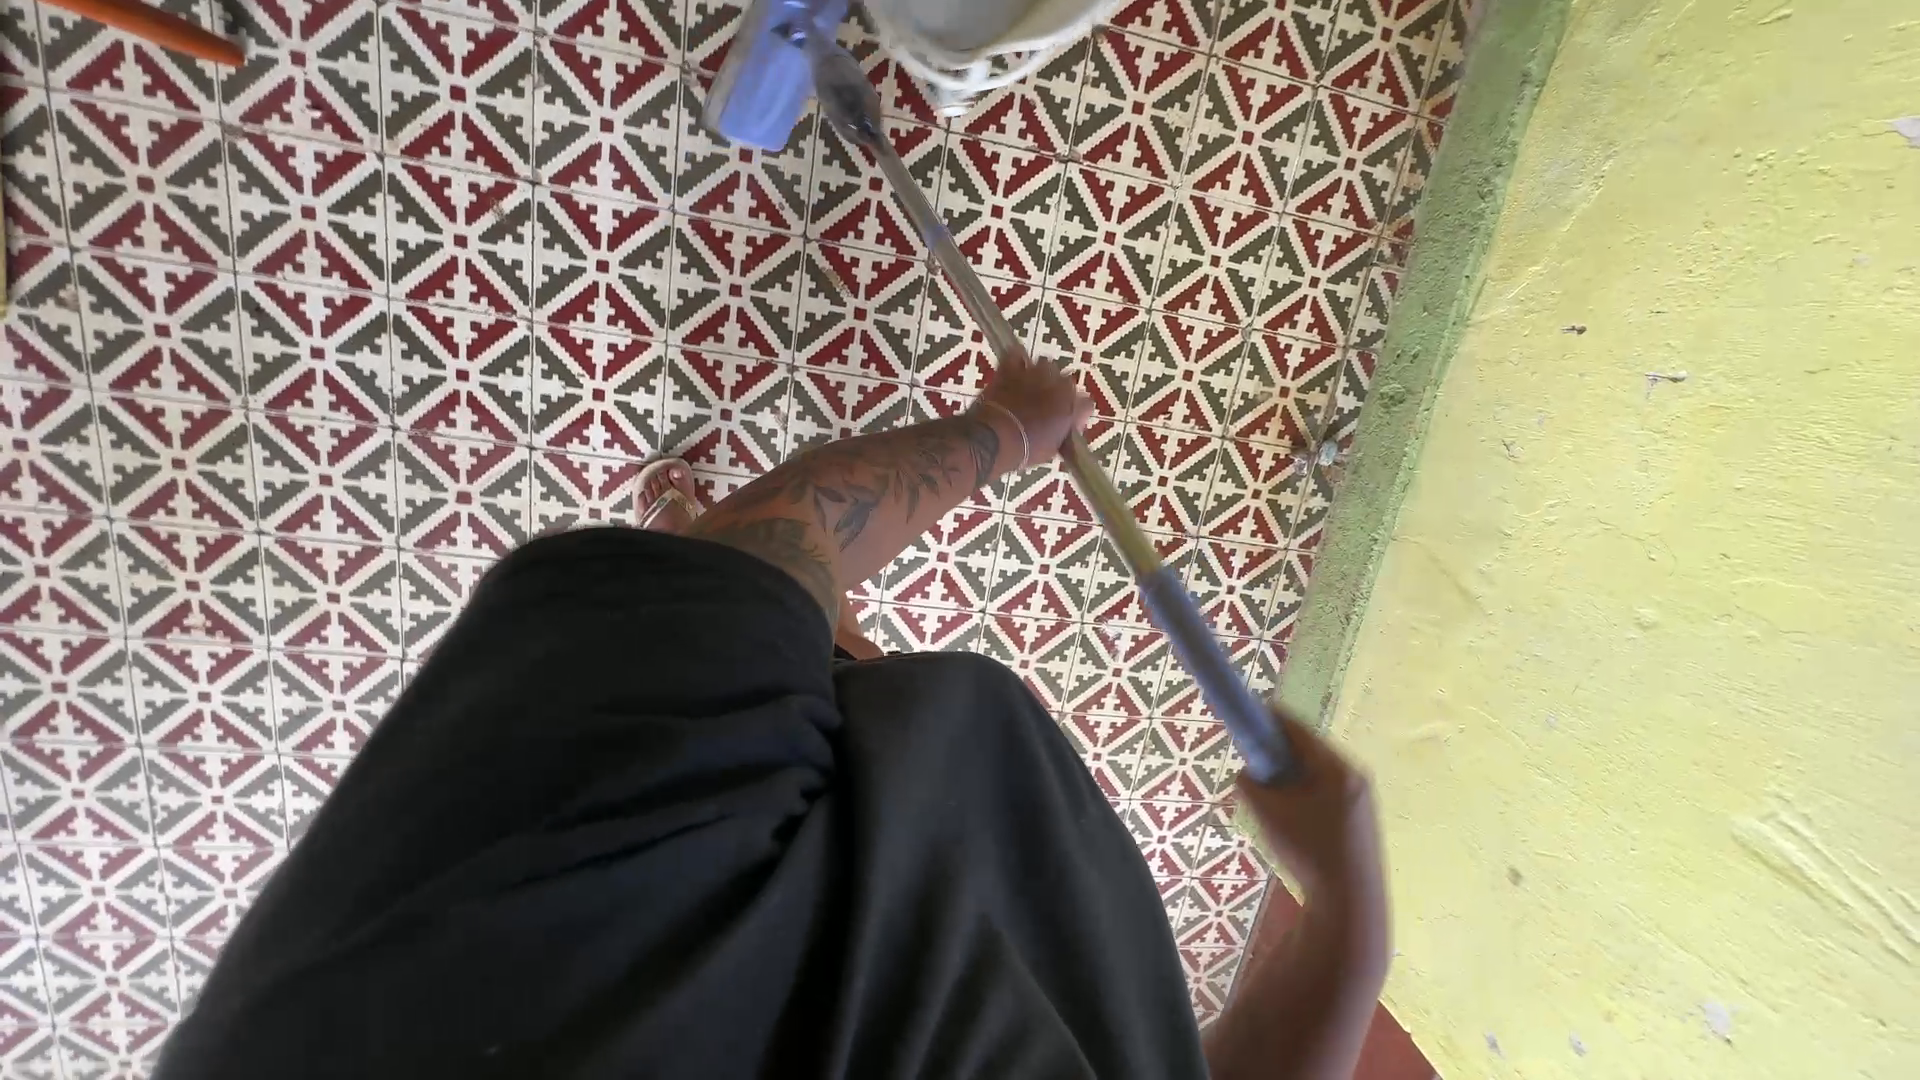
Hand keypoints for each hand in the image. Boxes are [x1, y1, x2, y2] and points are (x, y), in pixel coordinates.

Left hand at [974, 347, 1091, 470]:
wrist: (993, 439)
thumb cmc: (1024, 450)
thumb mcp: (1051, 449)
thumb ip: (1062, 433)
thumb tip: (1063, 429)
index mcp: (1073, 407)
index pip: (1086, 404)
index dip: (1075, 413)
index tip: (1066, 422)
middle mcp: (1059, 384)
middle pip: (1066, 382)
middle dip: (1057, 392)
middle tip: (1044, 406)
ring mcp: (1035, 372)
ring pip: (1045, 365)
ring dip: (1039, 375)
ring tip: (1028, 388)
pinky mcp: (1012, 367)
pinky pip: (1017, 355)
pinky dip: (1016, 361)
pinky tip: (1012, 371)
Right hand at [1234, 708, 1385, 906]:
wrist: (1350, 903)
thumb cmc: (1307, 851)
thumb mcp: (1267, 813)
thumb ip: (1250, 784)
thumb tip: (1248, 774)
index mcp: (1336, 767)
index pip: (1296, 728)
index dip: (1267, 719)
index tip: (1245, 717)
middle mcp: (1355, 776)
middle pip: (1308, 749)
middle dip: (1278, 752)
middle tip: (1253, 762)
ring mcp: (1363, 798)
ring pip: (1316, 772)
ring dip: (1290, 775)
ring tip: (1270, 798)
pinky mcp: (1362, 818)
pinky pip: (1325, 790)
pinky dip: (1303, 792)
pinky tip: (1290, 818)